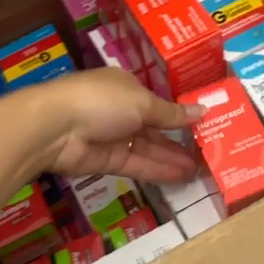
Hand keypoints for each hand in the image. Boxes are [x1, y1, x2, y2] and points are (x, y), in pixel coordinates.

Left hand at [22, 68, 203, 181]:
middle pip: (154, 127)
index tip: (203, 125)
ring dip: (172, 158)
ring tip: (201, 169)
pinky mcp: (107, 161)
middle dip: (178, 140)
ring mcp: (113, 137)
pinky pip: (137, 165)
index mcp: (127, 87)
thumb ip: (172, 114)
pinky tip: (181, 176)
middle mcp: (120, 110)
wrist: (56, 127)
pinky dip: (158, 170)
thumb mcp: (143, 102)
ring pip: (147, 149)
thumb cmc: (102, 100)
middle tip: (207, 153)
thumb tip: (203, 110)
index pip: (157, 102)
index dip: (178, 114)